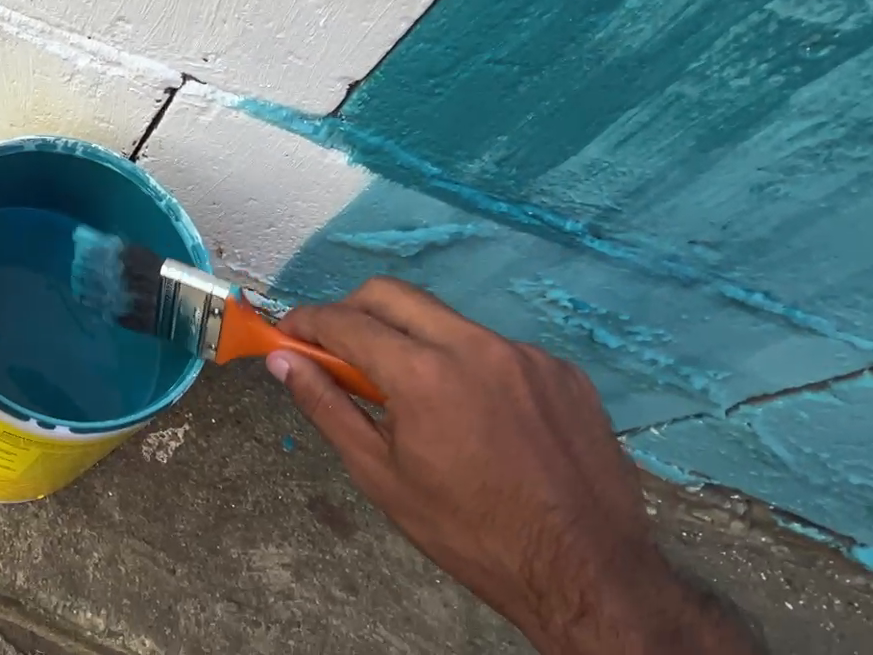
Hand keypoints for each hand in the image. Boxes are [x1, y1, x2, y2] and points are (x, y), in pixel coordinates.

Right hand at [268, 278, 758, 654]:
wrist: (591, 578)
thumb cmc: (468, 532)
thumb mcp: (380, 474)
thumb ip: (325, 405)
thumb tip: (282, 359)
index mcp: (423, 374)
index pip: (344, 321)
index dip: (306, 321)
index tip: (289, 334)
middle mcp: (474, 346)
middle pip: (390, 294)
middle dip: (350, 309)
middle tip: (337, 348)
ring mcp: (525, 354)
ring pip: (443, 319)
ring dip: (409, 337)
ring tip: (410, 390)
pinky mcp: (562, 371)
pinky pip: (493, 346)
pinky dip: (464, 362)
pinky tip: (473, 410)